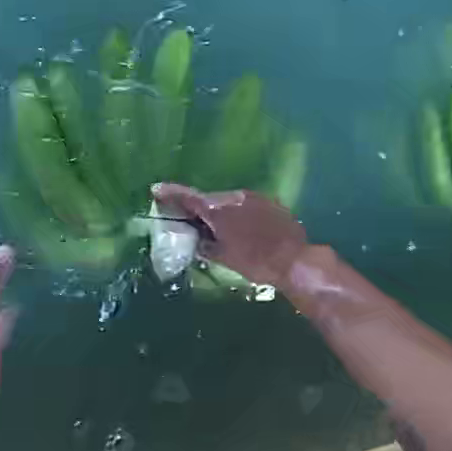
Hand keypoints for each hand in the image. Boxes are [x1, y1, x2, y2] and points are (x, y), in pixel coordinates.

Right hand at [153, 184, 310, 288]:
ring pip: (230, 201)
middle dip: (198, 208)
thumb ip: (205, 245)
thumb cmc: (254, 261)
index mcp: (219, 209)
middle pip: (209, 200)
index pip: (188, 197)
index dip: (171, 193)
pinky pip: (247, 205)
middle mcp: (235, 196)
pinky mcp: (272, 202)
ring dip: (222, 211)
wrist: (294, 259)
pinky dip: (240, 213)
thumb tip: (197, 239)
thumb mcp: (223, 257)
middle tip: (191, 221)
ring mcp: (255, 197)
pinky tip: (244, 228)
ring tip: (220, 229)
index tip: (157, 189)